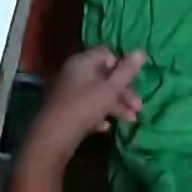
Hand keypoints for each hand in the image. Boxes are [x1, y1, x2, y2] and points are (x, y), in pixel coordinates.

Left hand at [24, 47, 145, 173]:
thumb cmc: (83, 108)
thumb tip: (141, 51)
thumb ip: (127, 71)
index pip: (107, 53)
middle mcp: (73, 73)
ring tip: (131, 120)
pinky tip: (106, 127)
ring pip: (97, 93)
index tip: (132, 81)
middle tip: (138, 106)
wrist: (50, 140)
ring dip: (116, 105)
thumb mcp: (110, 90)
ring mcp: (68, 92)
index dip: (122, 65)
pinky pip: (86, 107)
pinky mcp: (65, 110)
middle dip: (123, 91)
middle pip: (104, 76)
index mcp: (82, 62)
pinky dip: (99, 114)